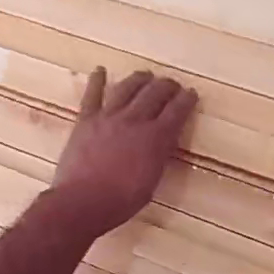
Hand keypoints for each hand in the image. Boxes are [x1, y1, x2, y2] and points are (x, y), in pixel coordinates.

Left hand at [48, 69, 197, 237]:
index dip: (186, 100)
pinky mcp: (86, 120)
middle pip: (155, 93)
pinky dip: (97, 81)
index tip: (191, 94)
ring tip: (145, 76)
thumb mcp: (150, 183)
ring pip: (127, 87)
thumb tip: (162, 144)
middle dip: (167, 86)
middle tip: (171, 85)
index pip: (177, 111)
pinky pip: (92, 95)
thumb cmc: (120, 202)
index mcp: (156, 138)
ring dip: (139, 79)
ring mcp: (108, 117)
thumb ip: (157, 158)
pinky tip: (100, 71)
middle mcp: (135, 120)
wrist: (82, 201)